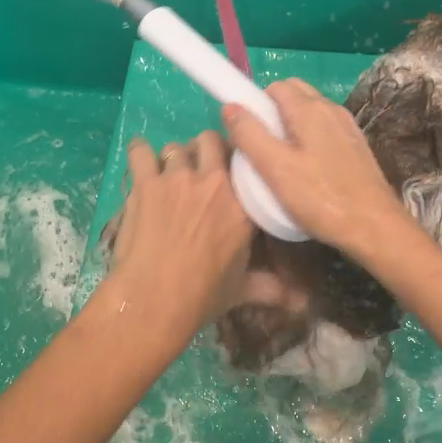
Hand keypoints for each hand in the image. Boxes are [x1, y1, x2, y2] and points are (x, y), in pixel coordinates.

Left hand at [95, 131, 254, 347]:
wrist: (155, 299)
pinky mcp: (146, 183)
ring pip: (175, 147)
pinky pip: (140, 152)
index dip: (234, 163)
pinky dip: (139, 152)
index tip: (229, 172)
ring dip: (173, 158)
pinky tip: (140, 159)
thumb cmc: (202, 295)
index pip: (243, 165)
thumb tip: (301, 301)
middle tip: (198, 167)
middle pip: (210, 141)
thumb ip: (270, 287)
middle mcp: (213, 183)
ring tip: (168, 173)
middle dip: (204, 149)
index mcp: (242, 205)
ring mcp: (178, 179)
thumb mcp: (241, 290)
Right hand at [222, 79, 413, 256]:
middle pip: (295, 94)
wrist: (374, 227)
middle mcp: (331, 109)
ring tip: (282, 162)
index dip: (256, 103)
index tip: (247, 132)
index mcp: (310, 109)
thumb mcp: (275, 169)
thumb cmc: (321, 198)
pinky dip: (310, 138)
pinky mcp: (356, 146)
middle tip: (262, 147)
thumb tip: (230, 106)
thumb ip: (250, 135)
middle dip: (273, 111)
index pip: (275, 86)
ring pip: (311, 113)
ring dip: (292, 126)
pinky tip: (307, 171)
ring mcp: (347, 127)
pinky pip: (325, 130)